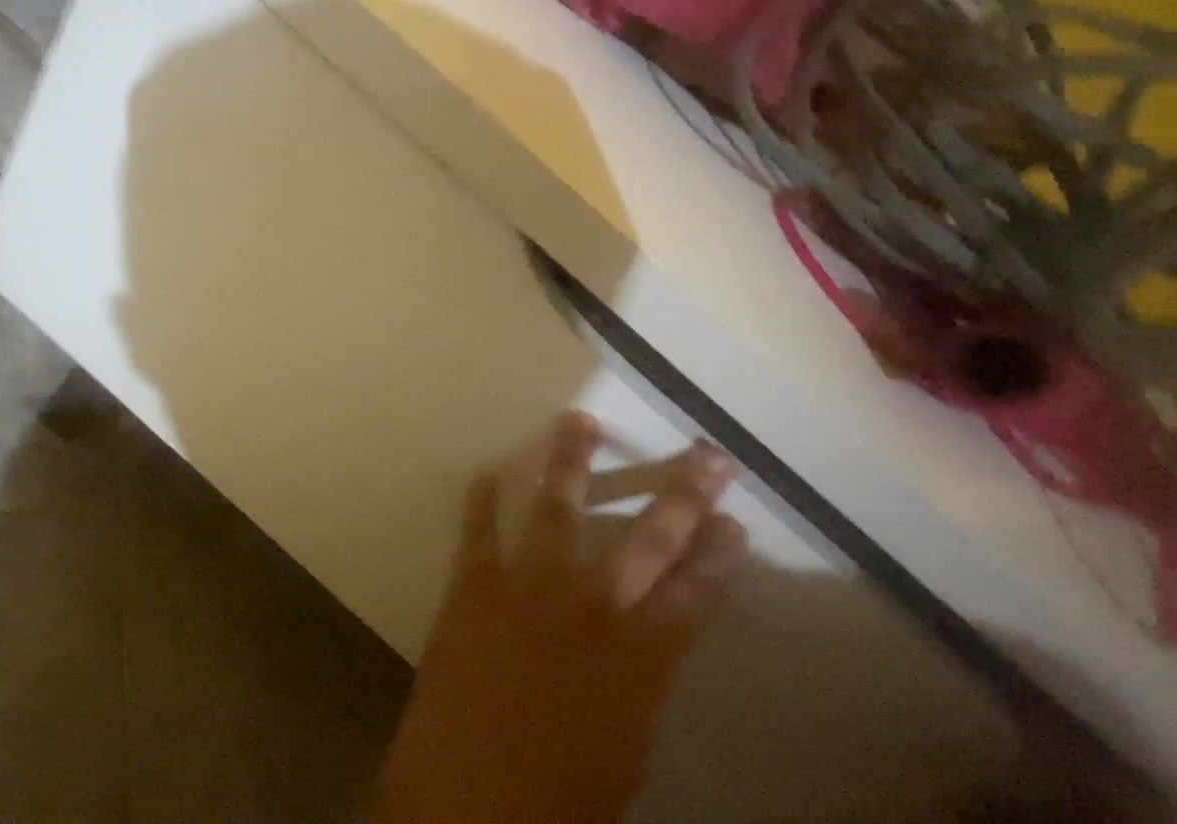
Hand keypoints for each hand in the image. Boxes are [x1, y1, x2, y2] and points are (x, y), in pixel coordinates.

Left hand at [369, 411, 747, 823]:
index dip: (718, 555)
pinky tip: (487, 466)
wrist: (470, 796)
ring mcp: (529, 587)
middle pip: (648, 539)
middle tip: (706, 452)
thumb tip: (635, 652)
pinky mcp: (473, 585)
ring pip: (559, 509)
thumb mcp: (623, 746)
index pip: (696, 593)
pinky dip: (480, 497)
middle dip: (681, 493)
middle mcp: (594, 607)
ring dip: (573, 462)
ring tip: (580, 419)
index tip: (736, 519)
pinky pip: (478, 529)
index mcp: (643, 657)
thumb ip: (633, 685)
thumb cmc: (559, 794)